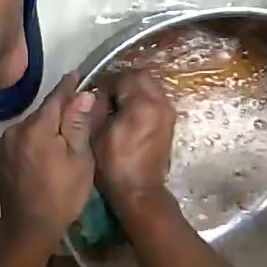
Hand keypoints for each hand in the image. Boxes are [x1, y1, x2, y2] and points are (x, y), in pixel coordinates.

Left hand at [0, 73, 97, 241]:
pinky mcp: (1, 156)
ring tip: (65, 131)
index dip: (69, 86)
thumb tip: (84, 94)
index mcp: (37, 127)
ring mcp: (5, 143)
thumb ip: (78, 123)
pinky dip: (36, 137)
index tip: (79, 75)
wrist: (28, 227)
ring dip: (47, 124)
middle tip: (80, 107)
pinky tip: (47, 148)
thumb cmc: (61, 195)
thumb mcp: (79, 159)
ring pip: (33, 125)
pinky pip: (23, 138)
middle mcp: (16, 129)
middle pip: (43, 112)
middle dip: (61, 108)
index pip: (56, 97)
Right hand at [93, 71, 176, 216]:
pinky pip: (157, 99)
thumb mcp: (96, 135)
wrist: (140, 191)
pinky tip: (131, 115)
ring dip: (135, 90)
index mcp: (141, 105)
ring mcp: (168, 112)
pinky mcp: (170, 122)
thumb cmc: (114, 165)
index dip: (108, 84)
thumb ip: (96, 108)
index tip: (97, 96)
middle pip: (142, 76)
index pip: (124, 78)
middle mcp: (160, 104)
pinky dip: (144, 100)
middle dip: (124, 82)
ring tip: (119, 106)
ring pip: (152, 86)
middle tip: (109, 97)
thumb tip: (98, 94)